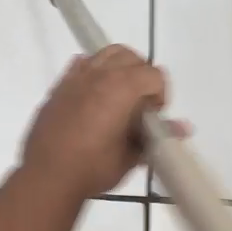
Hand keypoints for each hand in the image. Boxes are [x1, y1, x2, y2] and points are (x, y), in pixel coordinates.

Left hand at [19, 46, 181, 199]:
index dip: (159, 94)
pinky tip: (93, 97)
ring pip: (105, 54)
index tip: (152, 117)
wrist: (47, 176)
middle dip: (141, 76)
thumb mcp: (131, 156)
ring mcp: (75, 77)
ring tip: (118, 96)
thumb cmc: (93, 168)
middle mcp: (99, 74)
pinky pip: (81, 64)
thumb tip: (184, 127)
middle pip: (130, 57)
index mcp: (121, 88)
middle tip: (139, 105)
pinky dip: (93, 72)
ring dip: (118, 68)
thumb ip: (157, 136)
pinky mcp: (58, 86)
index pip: (154, 74)